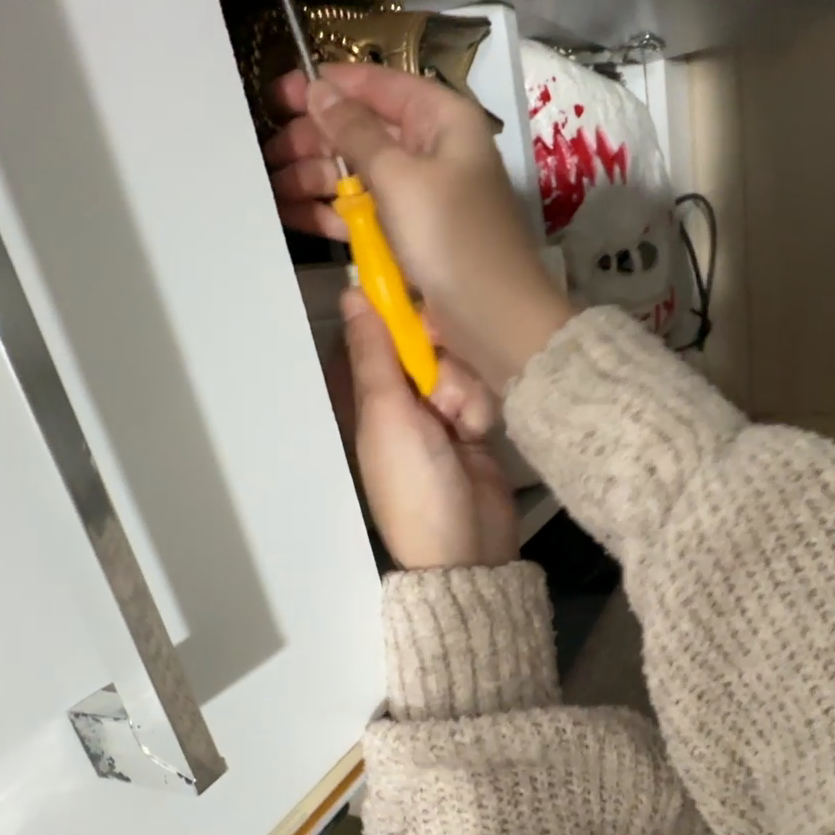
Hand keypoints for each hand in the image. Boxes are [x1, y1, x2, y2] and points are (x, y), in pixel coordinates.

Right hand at [266, 64, 574, 391]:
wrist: (495, 320)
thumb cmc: (453, 240)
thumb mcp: (400, 177)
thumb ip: (356, 132)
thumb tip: (321, 91)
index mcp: (445, 121)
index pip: (381, 85)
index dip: (330, 86)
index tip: (279, 95)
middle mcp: (438, 153)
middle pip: (367, 131)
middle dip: (317, 138)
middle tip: (270, 152)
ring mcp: (427, 199)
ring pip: (362, 175)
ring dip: (317, 178)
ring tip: (273, 186)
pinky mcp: (417, 239)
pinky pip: (369, 214)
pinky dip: (334, 214)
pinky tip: (293, 215)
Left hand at [341, 288, 517, 570]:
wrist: (465, 544)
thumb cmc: (414, 481)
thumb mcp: (386, 413)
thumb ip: (374, 351)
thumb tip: (351, 290)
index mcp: (372, 393)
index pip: (386, 333)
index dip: (406, 320)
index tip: (425, 322)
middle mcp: (405, 399)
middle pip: (431, 345)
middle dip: (444, 365)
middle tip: (444, 392)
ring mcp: (442, 414)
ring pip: (462, 367)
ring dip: (466, 393)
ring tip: (462, 427)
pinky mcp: (475, 427)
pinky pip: (483, 393)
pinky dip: (483, 410)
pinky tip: (479, 434)